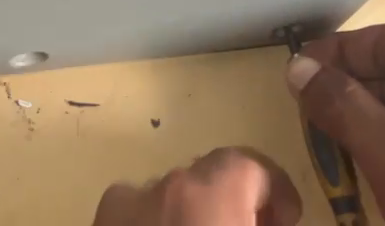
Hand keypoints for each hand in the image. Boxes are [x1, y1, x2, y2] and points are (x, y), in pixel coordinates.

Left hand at [92, 147, 301, 225]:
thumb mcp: (238, 216)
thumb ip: (263, 215)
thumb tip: (263, 212)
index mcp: (208, 197)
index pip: (247, 165)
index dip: (274, 188)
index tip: (285, 219)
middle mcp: (160, 188)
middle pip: (205, 179)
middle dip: (231, 204)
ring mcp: (120, 209)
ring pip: (166, 197)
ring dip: (192, 217)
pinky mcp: (99, 221)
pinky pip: (133, 215)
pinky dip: (154, 225)